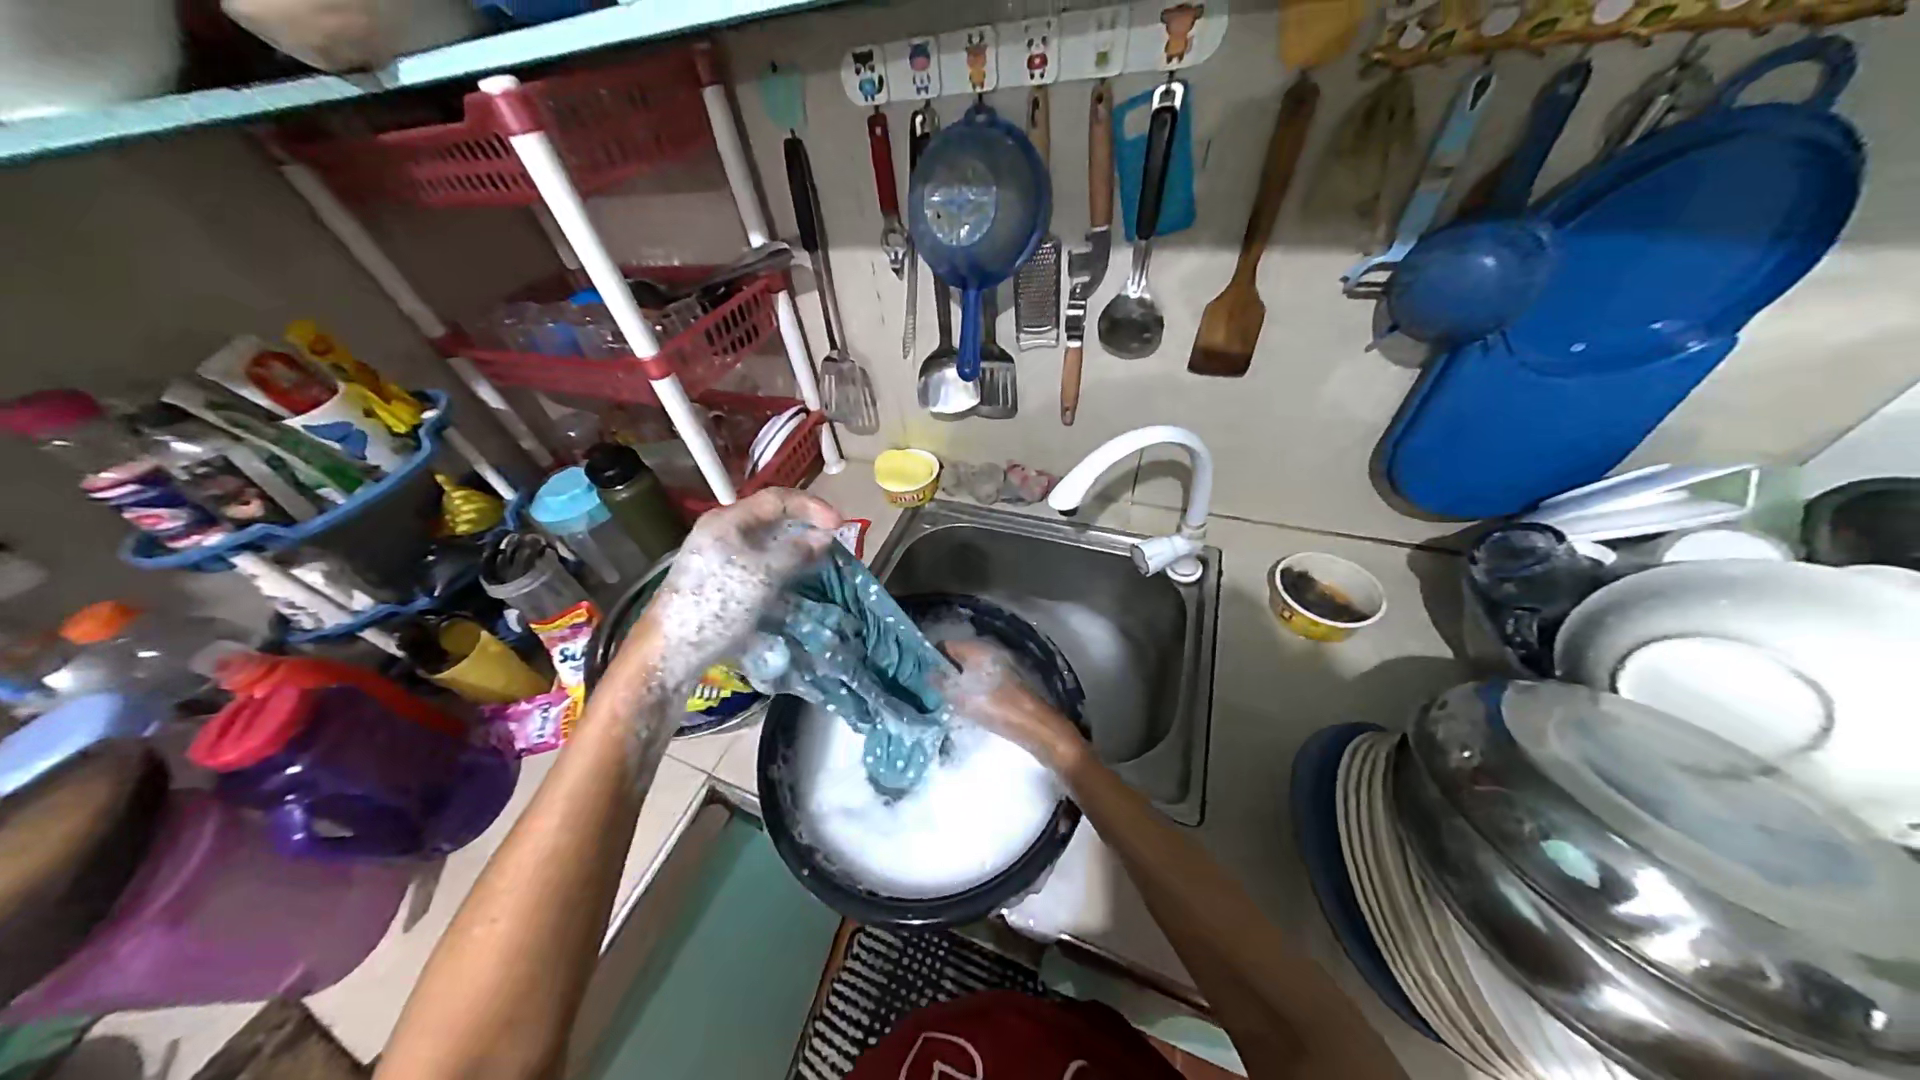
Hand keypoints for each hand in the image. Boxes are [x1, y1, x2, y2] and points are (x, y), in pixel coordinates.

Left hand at [622, 488, 839, 696]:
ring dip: (796, 547)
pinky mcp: (721, 579)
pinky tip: (796, 579)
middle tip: (832, 539)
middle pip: (771, 517)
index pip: (777, 499)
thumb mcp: (763, 575)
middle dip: (805, 525)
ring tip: (820, 559)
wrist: (671, 650)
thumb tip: (823, 538)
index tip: (839, 525)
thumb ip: (796, 552)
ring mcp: (720, 555)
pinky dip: (782, 565)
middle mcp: (722, 531)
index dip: (812, 507)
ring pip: (767, 541)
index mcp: (728, 520)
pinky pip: (760, 562)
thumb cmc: (716, 603)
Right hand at [938, 639, 1088, 771]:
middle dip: (941, 672)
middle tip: (924, 690)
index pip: (944, 645)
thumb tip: (925, 673)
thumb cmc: (998, 708)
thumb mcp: (962, 696)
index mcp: (977, 649)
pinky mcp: (1004, 686)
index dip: (929, 658)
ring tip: (938, 701)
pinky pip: (977, 683)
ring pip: (966, 672)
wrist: (1036, 728)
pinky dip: (967, 691)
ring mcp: (997, 669)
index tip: (915, 675)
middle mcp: (987, 654)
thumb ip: (940, 682)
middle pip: (955, 659)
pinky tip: (960, 707)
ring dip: (954, 684)